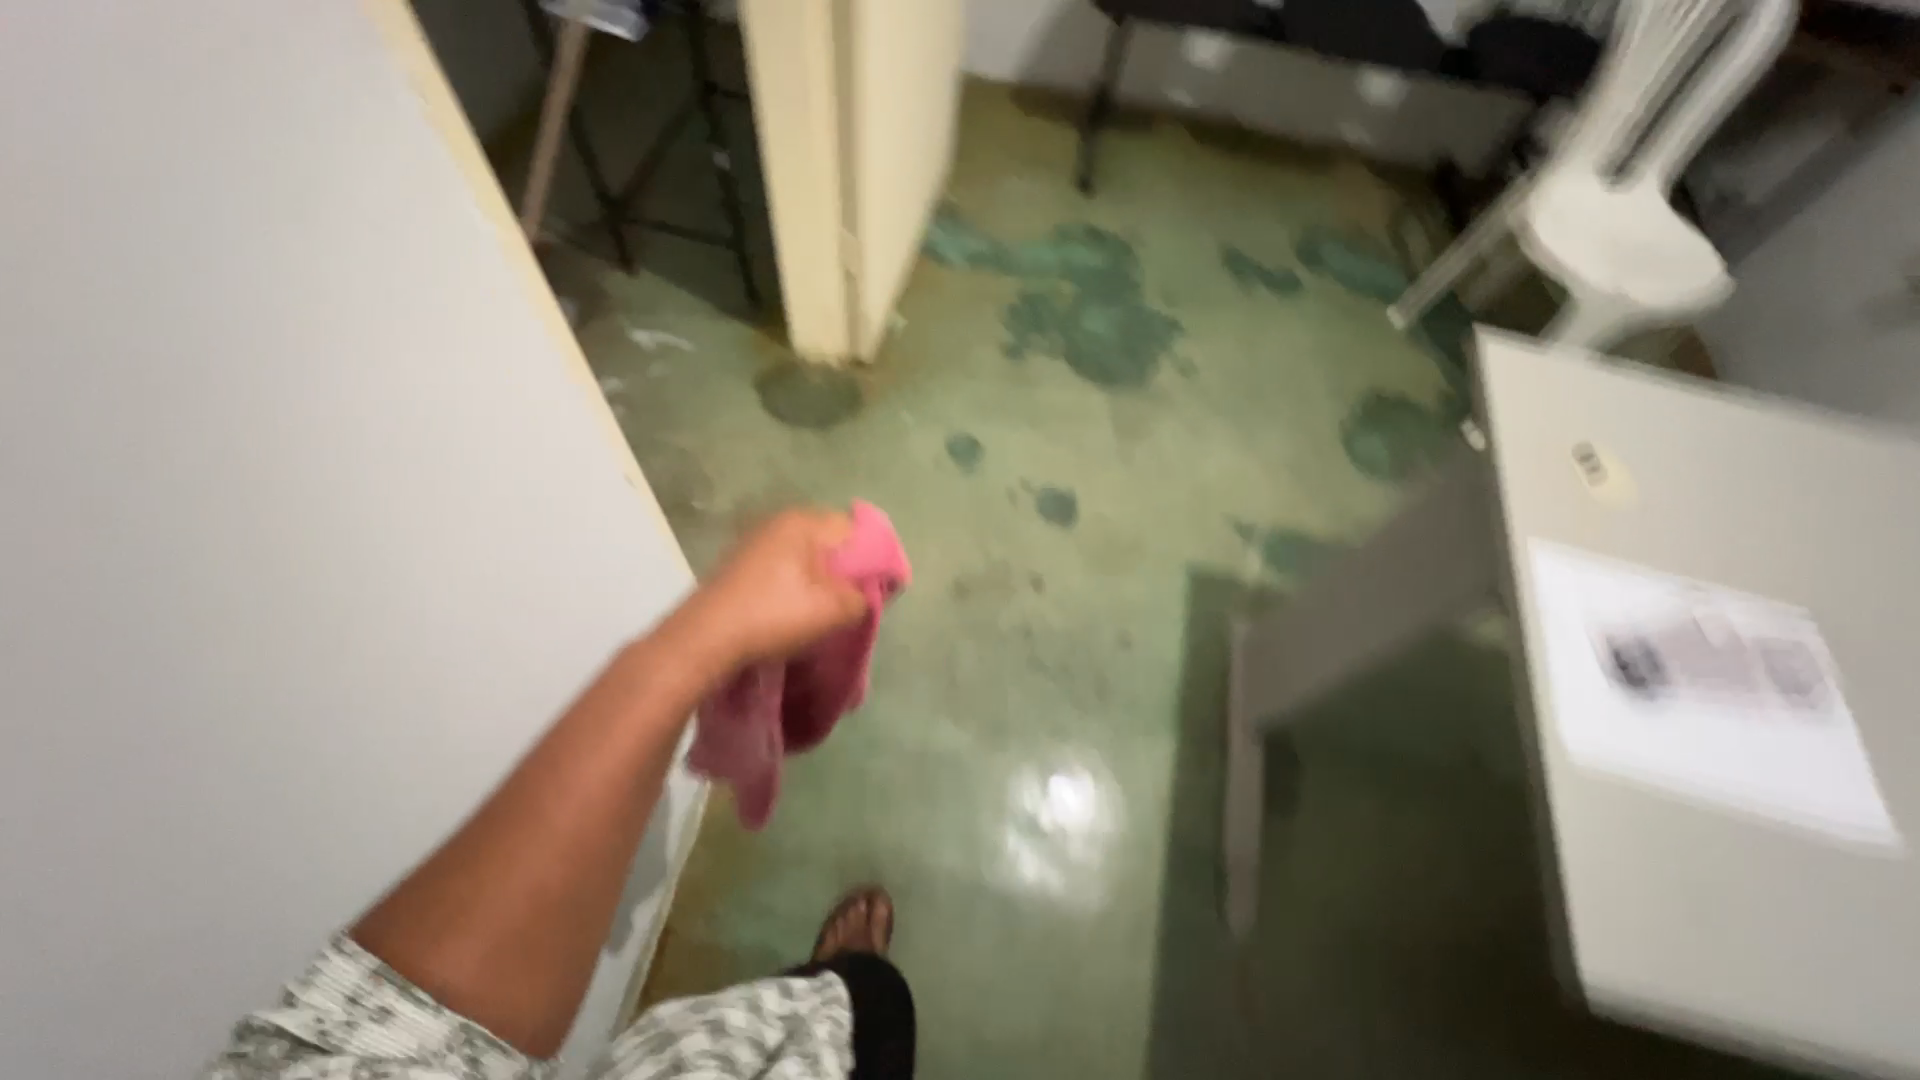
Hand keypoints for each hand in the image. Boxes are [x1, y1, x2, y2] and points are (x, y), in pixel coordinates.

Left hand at [665, 508, 869, 675]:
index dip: (873, 560)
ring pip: (805, 557)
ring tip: (822, 612)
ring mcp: (754, 541)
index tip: (875, 591)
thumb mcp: (833, 610)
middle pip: (829, 542)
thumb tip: (864, 594)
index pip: (856, 530)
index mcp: (804, 521)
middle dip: (845, 571)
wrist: (705, 639)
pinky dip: (794, 586)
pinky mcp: (739, 564)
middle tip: (850, 604)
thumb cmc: (774, 615)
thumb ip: (862, 596)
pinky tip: (793, 612)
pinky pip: (782, 568)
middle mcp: (778, 521)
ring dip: (818, 581)